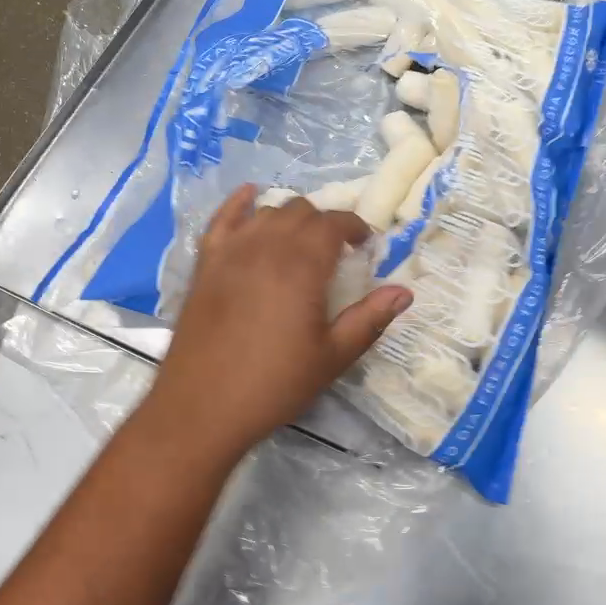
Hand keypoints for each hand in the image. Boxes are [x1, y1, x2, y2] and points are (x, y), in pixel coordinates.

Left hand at [143, 186, 412, 458]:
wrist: (200, 409)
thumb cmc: (273, 384)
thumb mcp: (332, 357)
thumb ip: (369, 319)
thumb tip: (404, 292)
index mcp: (302, 265)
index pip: (334, 223)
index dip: (354, 227)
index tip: (365, 245)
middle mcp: (267, 246)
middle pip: (302, 211)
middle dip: (325, 223)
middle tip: (336, 250)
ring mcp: (232, 251)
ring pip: (268, 212)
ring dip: (290, 217)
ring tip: (301, 240)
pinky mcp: (206, 263)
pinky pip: (222, 219)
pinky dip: (239, 203)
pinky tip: (250, 195)